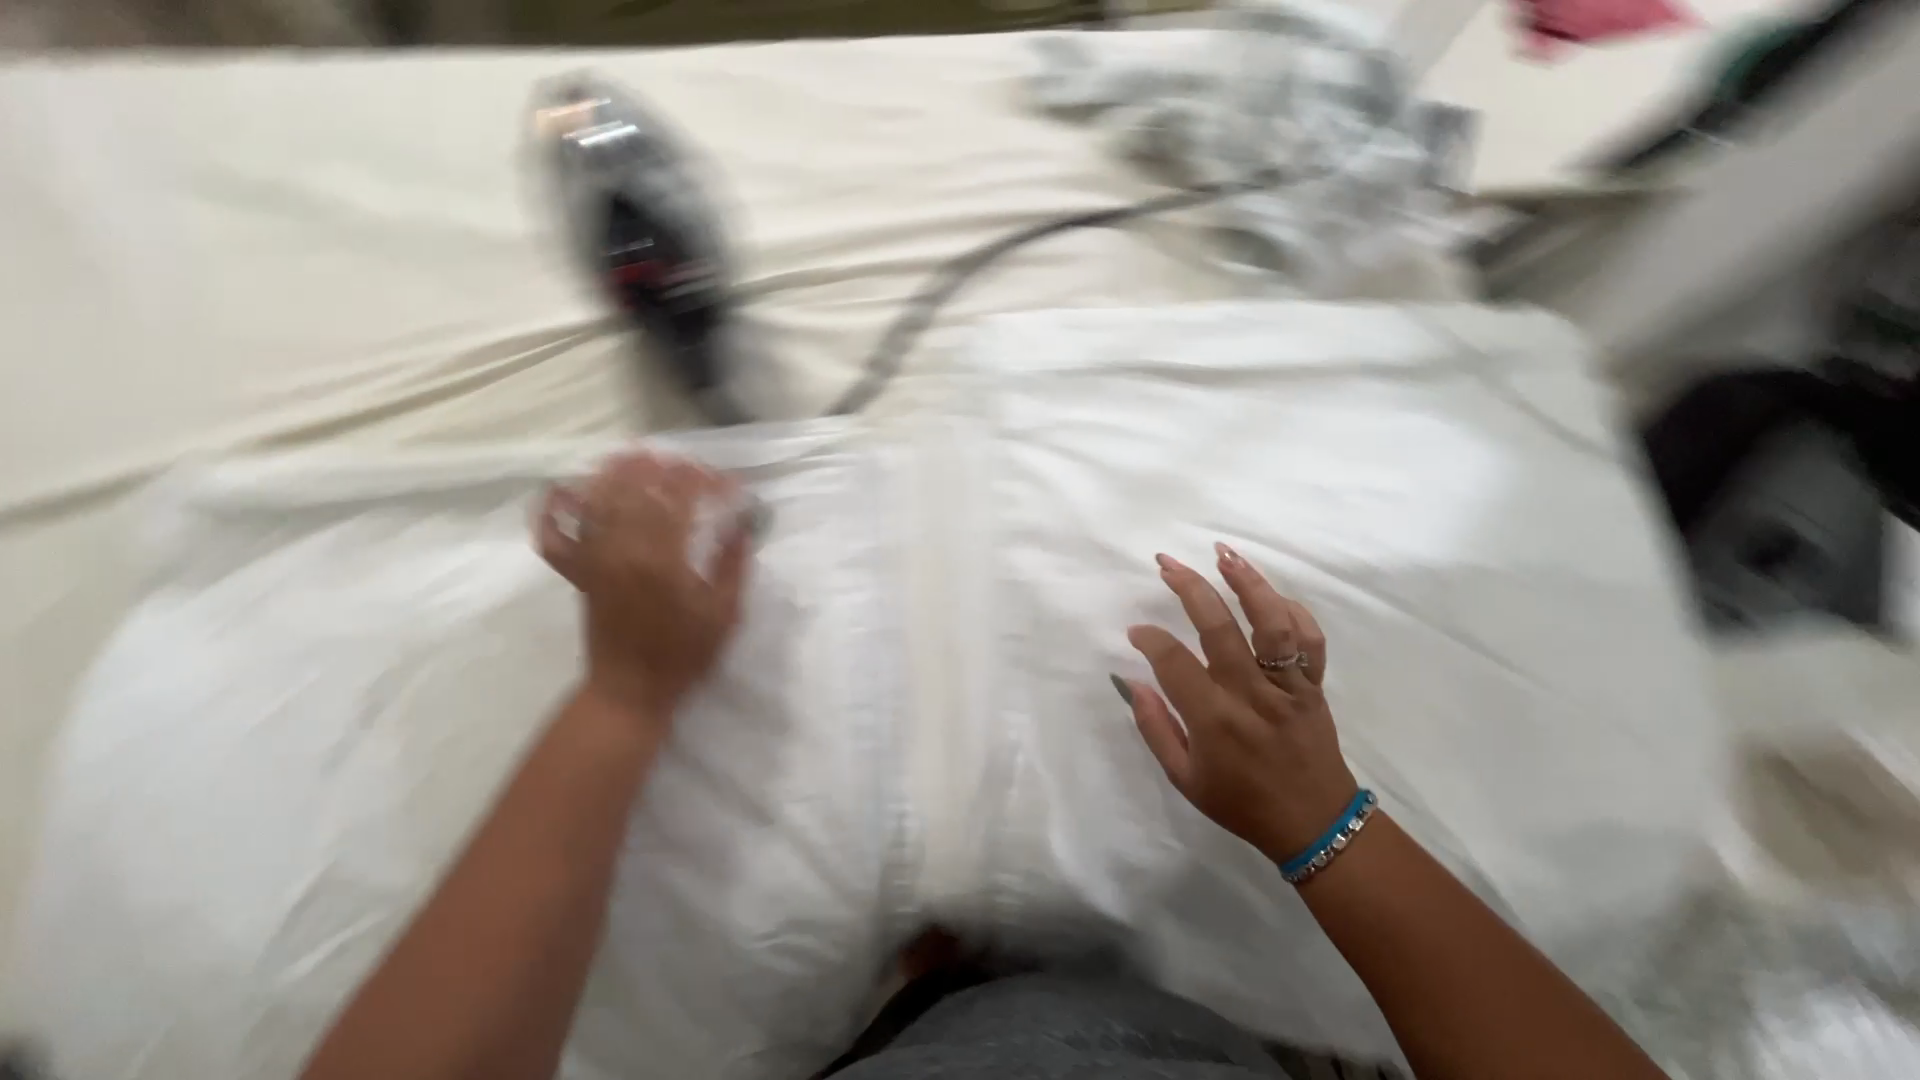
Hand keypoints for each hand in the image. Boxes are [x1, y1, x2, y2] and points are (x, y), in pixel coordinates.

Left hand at [534, 451, 751, 723]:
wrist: (631, 690)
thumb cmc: (685, 655)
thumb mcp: (724, 614)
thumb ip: (733, 565)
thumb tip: (742, 525)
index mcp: (665, 560)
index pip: (682, 499)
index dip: (704, 481)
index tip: (727, 482)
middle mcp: (624, 551)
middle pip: (636, 490)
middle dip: (661, 468)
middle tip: (684, 463)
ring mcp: (595, 560)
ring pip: (597, 502)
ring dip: (613, 473)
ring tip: (633, 456)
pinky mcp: (578, 573)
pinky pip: (555, 537)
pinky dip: (552, 511)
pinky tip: (564, 489)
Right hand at [1119, 543, 1358, 865]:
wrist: (1314, 823)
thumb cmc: (1241, 803)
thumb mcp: (1184, 778)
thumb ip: (1156, 728)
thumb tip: (1133, 682)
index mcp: (1215, 720)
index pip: (1174, 662)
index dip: (1150, 639)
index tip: (1136, 631)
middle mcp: (1252, 696)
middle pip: (1220, 627)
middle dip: (1189, 588)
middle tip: (1166, 564)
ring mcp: (1288, 688)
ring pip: (1272, 624)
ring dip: (1247, 583)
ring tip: (1223, 554)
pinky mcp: (1314, 687)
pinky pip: (1311, 642)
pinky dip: (1293, 612)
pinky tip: (1271, 594)